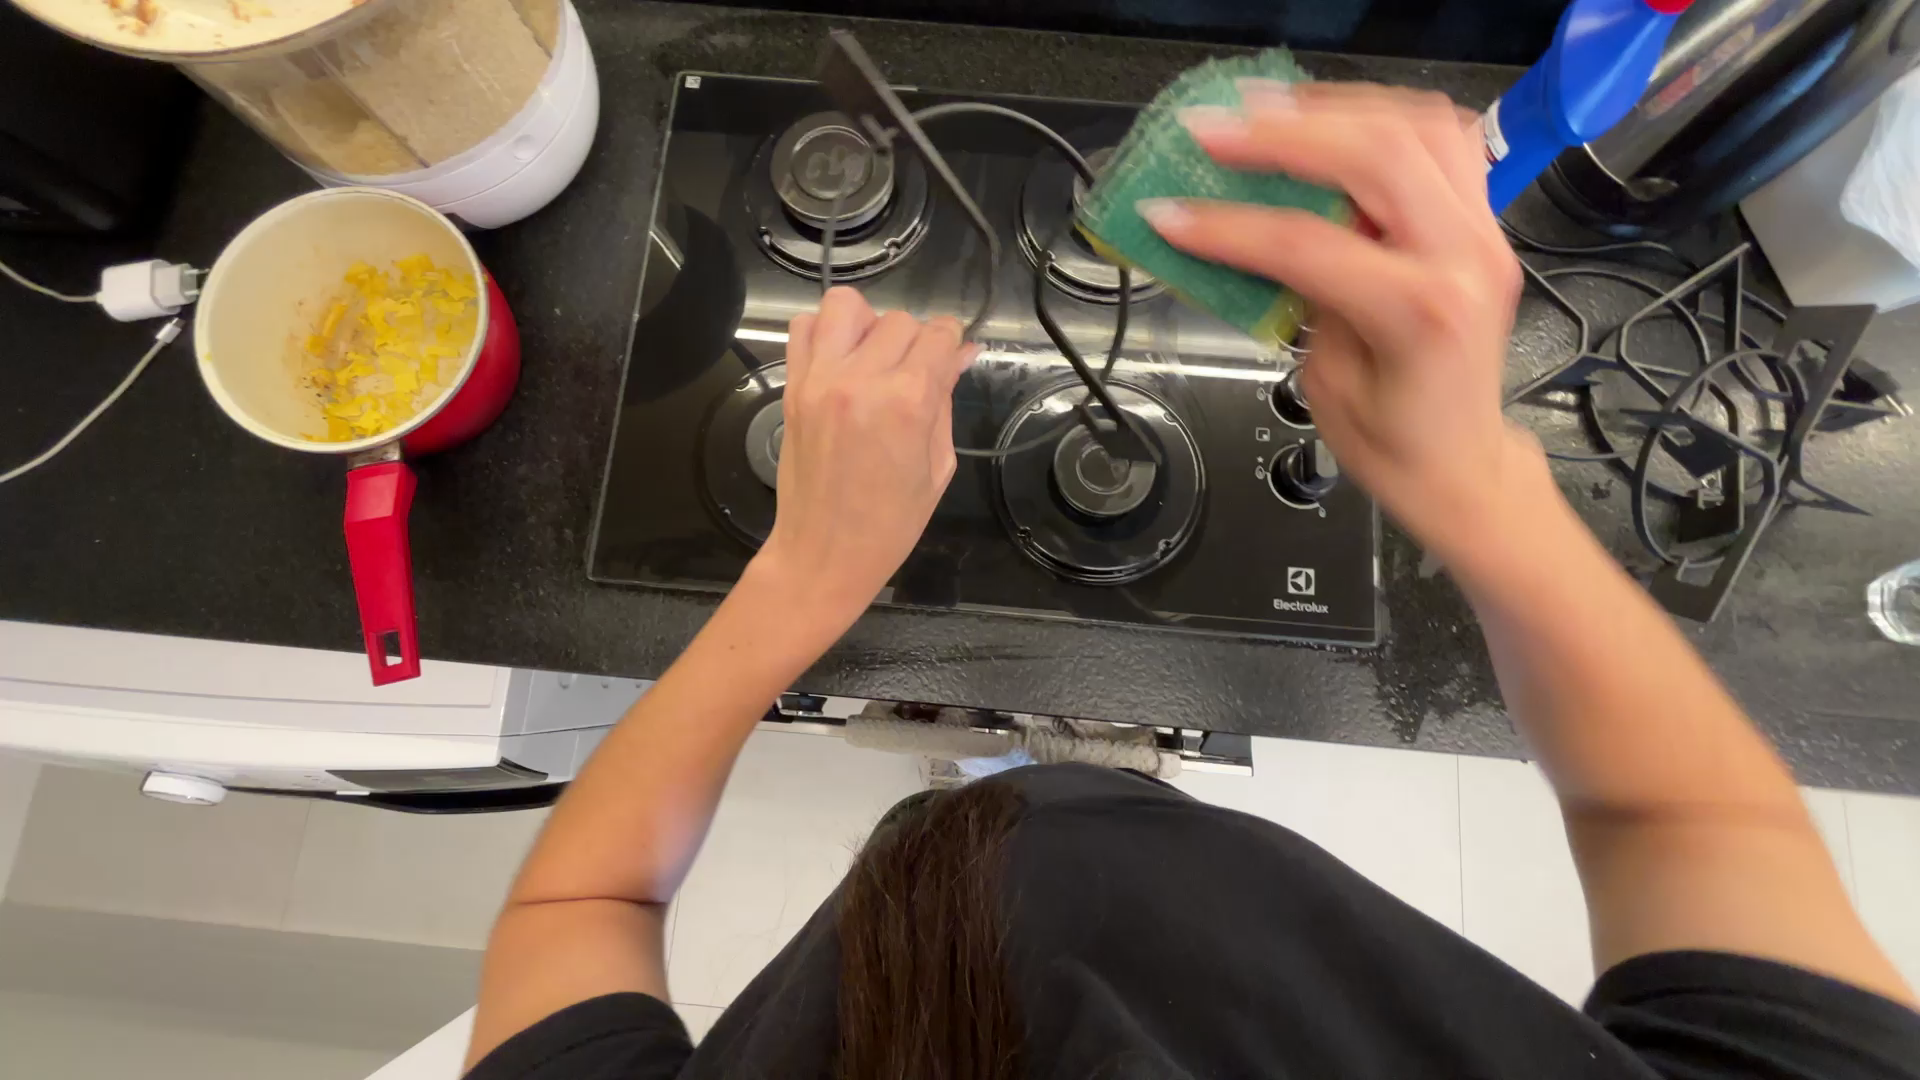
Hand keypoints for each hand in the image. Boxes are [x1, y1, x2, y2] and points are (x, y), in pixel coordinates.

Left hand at [750, 286, 976, 622]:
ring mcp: (820, 379)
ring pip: (847, 306)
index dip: (951, 343)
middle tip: (913, 378)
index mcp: (908, 402)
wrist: (823, 555)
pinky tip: (840, 362)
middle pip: (899, 320)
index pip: (938, 334)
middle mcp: (862, 379)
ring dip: (868, 324)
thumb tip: (961, 353)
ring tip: (873, 360)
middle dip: (915, 342)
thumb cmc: (891, 524)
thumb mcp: (937, 466)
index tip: (949, 359)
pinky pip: (804, 328)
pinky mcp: (792, 387)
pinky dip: (824, 332)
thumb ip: (945, 401)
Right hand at [1139, 81, 1534, 565]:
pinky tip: (1329, 126)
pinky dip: (1378, 121)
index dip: (1226, 227)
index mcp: (1417, 311)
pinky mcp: (1480, 222)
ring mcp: (1483, 230)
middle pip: (1375, 155)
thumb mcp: (1325, 379)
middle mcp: (1463, 256)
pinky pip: (1439, 141)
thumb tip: (1264, 241)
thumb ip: (1305, 298)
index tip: (1169, 215)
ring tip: (1266, 113)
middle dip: (1282, 135)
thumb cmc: (1391, 444)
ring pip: (1416, 127)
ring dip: (1334, 111)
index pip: (1306, 244)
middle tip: (1214, 131)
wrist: (1458, 461)